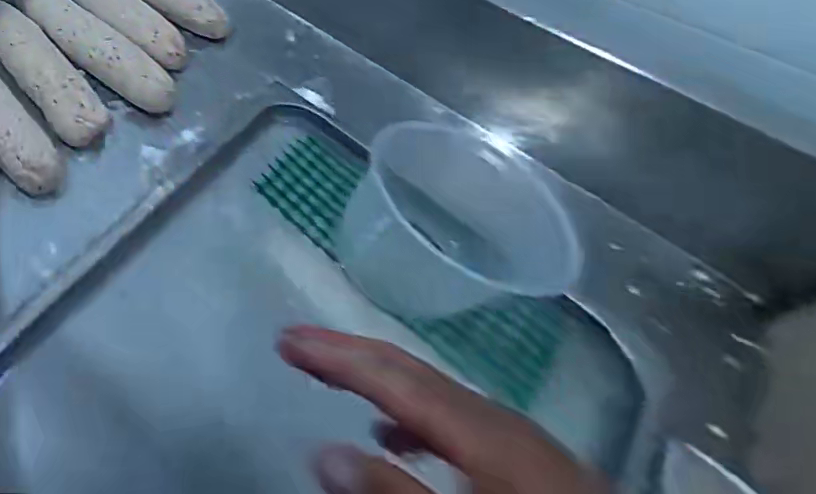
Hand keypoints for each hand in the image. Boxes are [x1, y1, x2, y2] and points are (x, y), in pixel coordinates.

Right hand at [277, 327, 607, 493]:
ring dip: (374, 377)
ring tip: (330, 376)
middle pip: (408, 369)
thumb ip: (394, 491)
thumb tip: (321, 451)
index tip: (282, 337)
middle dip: (346, 351)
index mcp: (482, 428)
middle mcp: (497, 418)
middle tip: (292, 339)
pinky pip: (454, 417)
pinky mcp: (533, 464)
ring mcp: (519, 439)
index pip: (390, 374)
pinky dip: (411, 413)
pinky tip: (393, 435)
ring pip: (430, 388)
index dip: (332, 354)